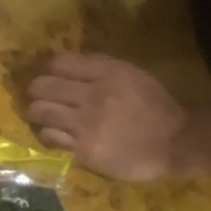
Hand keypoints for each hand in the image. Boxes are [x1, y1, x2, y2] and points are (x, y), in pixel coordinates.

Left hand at [26, 52, 188, 180]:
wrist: (173, 143)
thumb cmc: (155, 108)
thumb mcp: (136, 77)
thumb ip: (103, 68)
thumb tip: (71, 63)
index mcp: (112, 73)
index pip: (60, 63)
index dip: (49, 70)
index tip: (51, 77)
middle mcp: (95, 95)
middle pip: (41, 87)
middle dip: (37, 92)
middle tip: (42, 98)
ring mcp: (85, 123)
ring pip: (38, 111)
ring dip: (38, 114)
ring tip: (47, 117)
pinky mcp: (80, 147)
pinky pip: (47, 136)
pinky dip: (48, 134)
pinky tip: (57, 135)